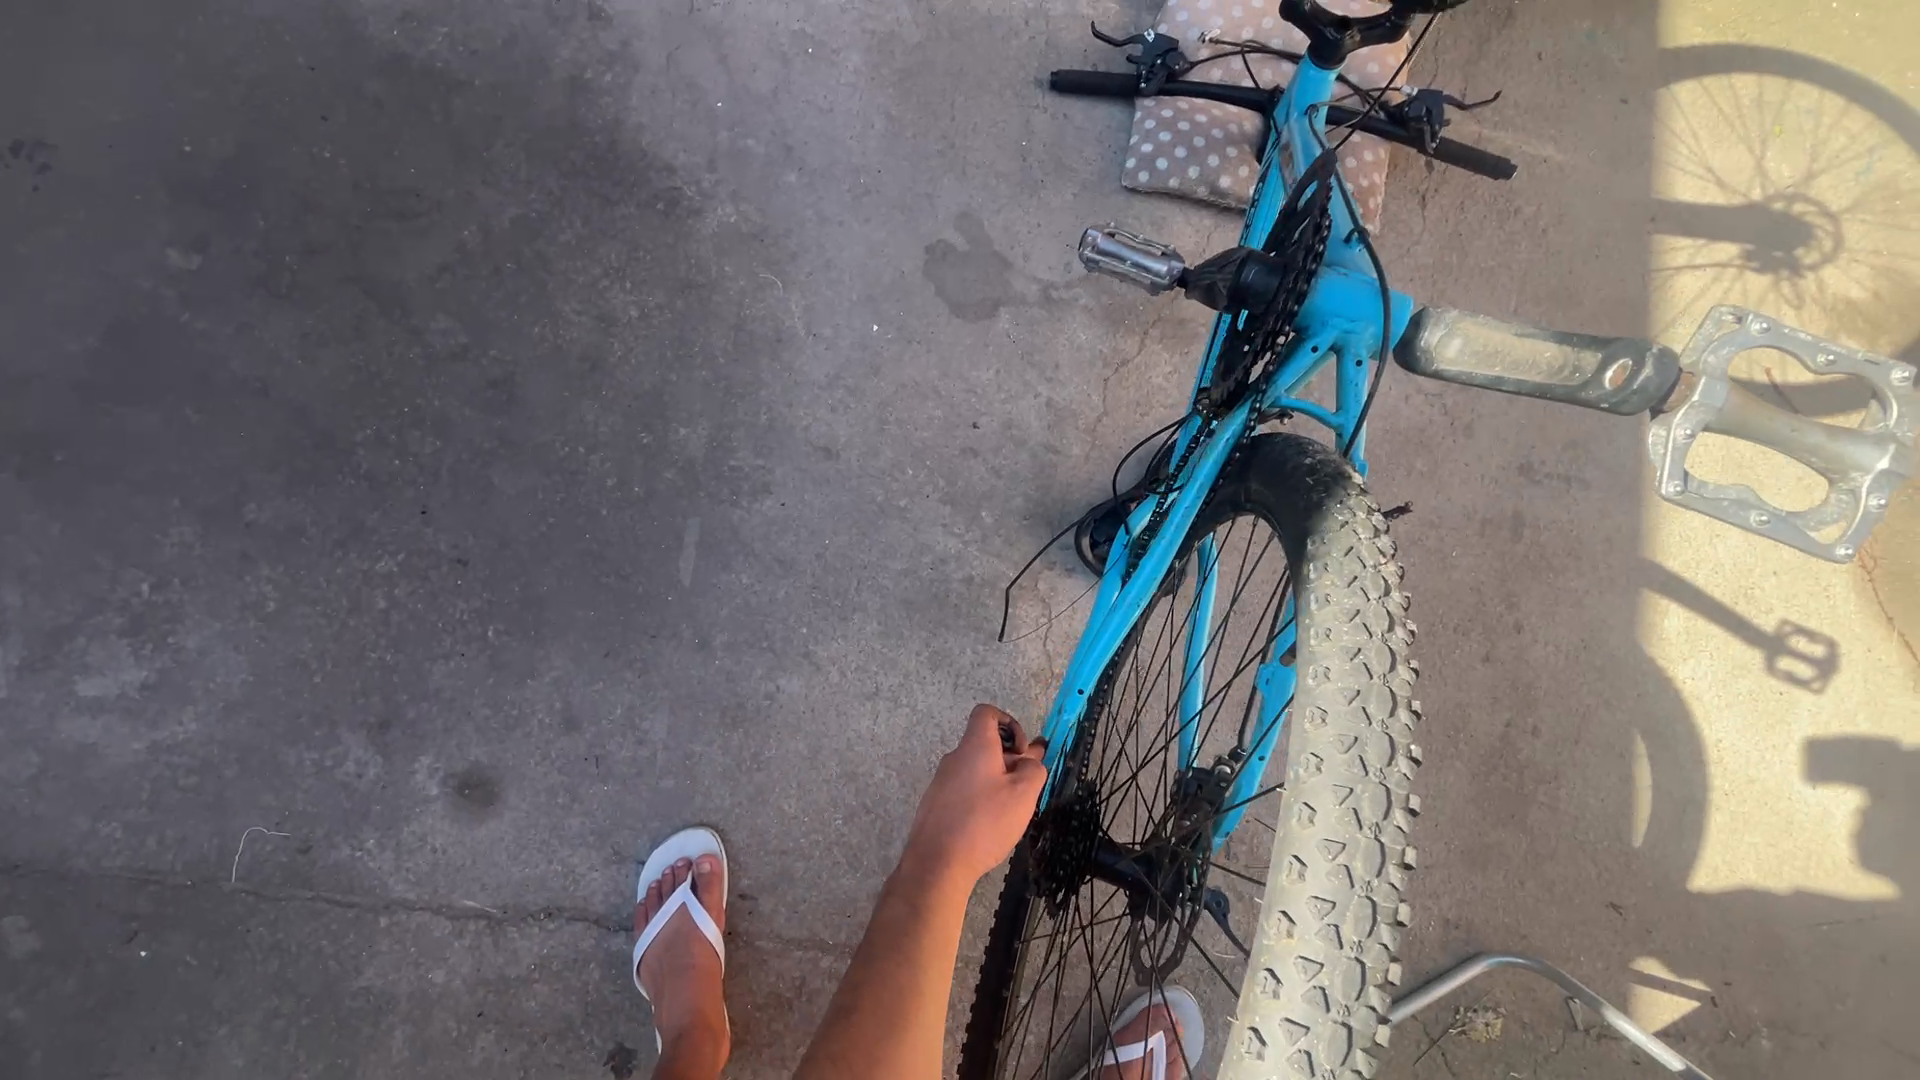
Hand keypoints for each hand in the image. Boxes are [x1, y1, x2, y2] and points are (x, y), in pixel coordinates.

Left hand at [901, 704, 1048, 888]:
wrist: (937, 862)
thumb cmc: (984, 822)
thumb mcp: (1022, 795)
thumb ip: (1033, 770)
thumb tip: (1030, 761)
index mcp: (975, 746)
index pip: (986, 713)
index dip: (1009, 723)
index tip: (1022, 751)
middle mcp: (955, 758)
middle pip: (984, 744)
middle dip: (1009, 759)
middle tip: (1028, 785)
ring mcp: (941, 781)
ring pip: (975, 769)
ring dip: (996, 780)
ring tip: (1011, 809)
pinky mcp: (935, 804)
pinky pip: (963, 790)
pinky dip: (980, 797)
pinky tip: (989, 824)